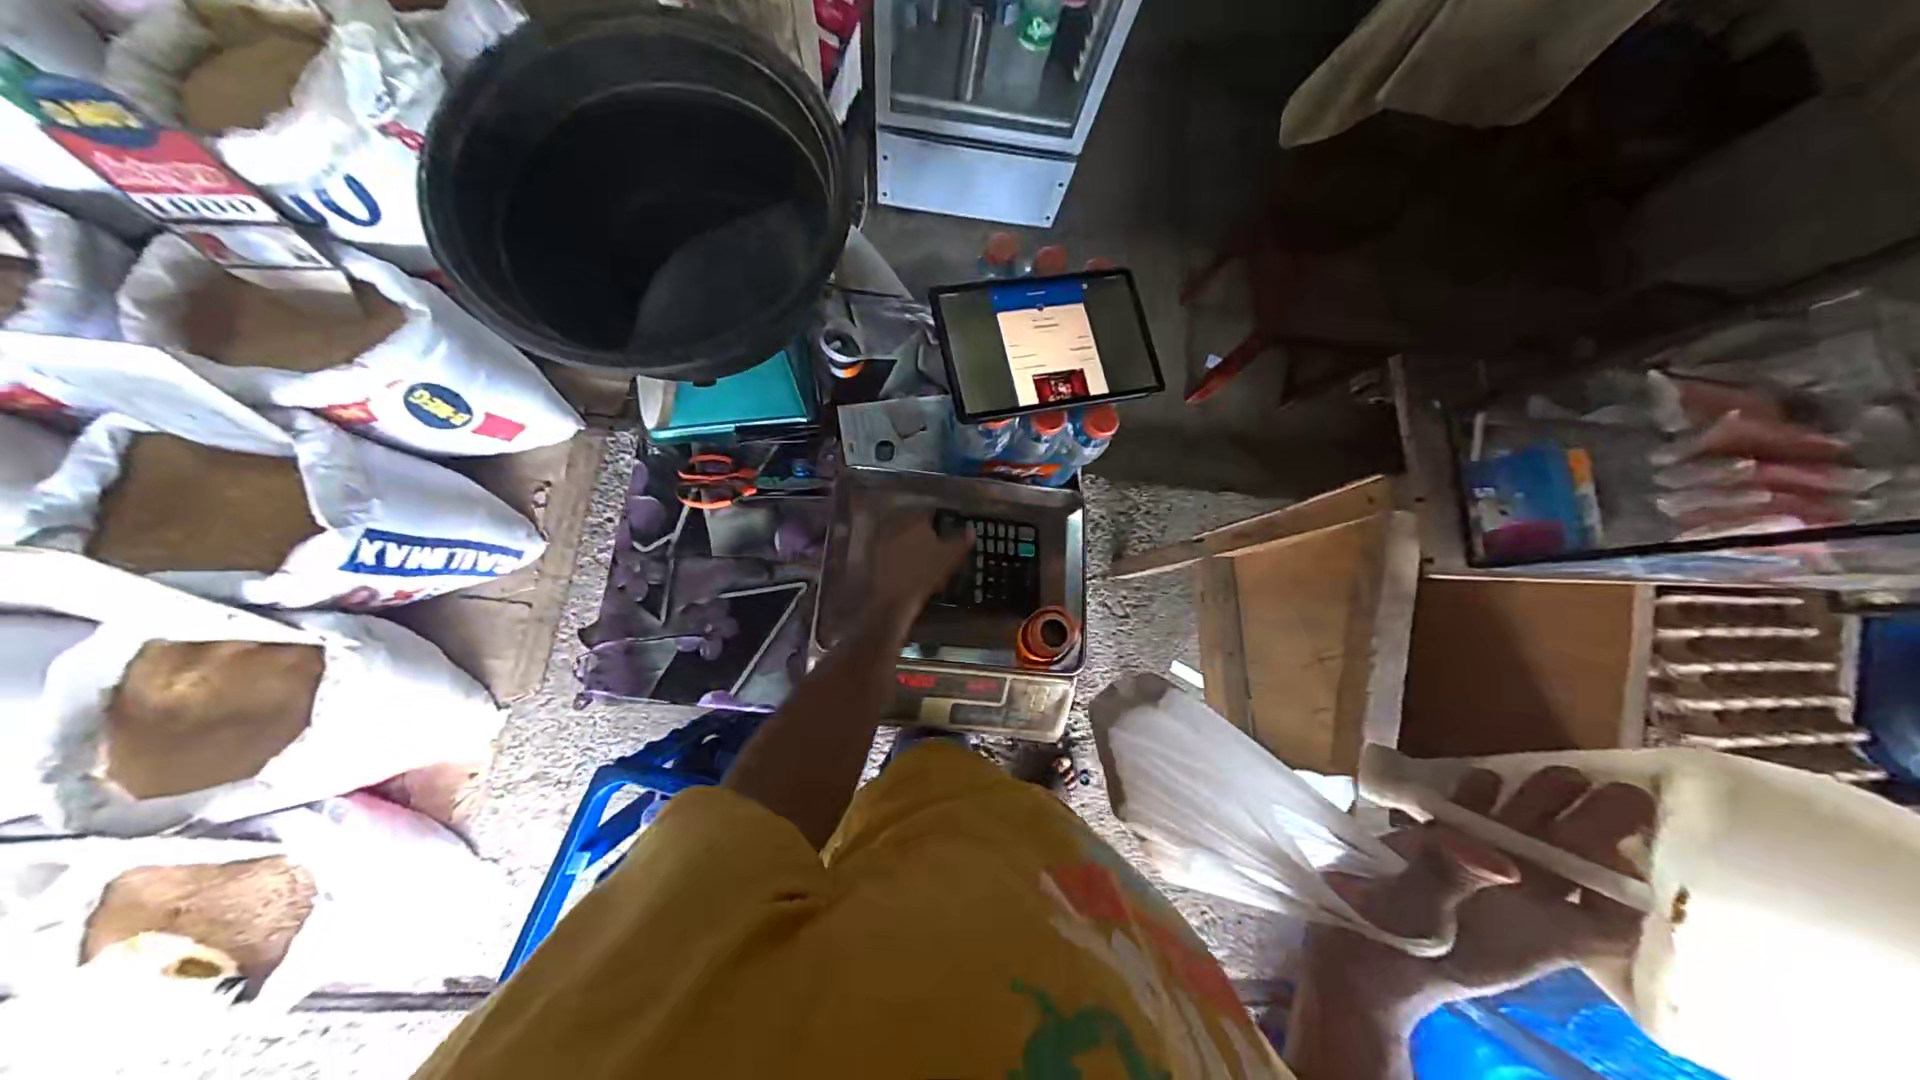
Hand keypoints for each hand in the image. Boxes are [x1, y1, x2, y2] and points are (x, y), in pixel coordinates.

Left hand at [866, 511, 971, 633]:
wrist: (896, 598)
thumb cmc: (927, 575)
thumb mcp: (951, 558)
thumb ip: (963, 542)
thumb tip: (972, 530)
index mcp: (917, 522)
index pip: (928, 514)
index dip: (936, 520)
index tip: (940, 527)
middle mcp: (897, 525)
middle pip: (910, 520)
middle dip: (919, 527)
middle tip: (929, 539)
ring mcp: (882, 538)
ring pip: (897, 532)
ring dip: (905, 537)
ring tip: (915, 549)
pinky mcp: (873, 553)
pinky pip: (886, 545)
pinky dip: (893, 549)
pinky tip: (900, 560)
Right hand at [1290, 767, 1654, 1078]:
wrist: (1348, 962)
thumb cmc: (1389, 950)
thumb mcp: (1419, 919)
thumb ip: (1449, 881)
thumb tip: (1497, 857)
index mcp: (1530, 932)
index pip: (1604, 919)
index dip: (1625, 887)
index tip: (1638, 848)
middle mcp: (1510, 904)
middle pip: (1564, 863)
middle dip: (1593, 828)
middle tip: (1617, 790)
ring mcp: (1470, 880)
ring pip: (1518, 838)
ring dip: (1538, 806)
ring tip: (1561, 771)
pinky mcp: (1429, 860)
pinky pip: (1462, 827)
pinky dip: (1473, 801)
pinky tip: (1482, 776)